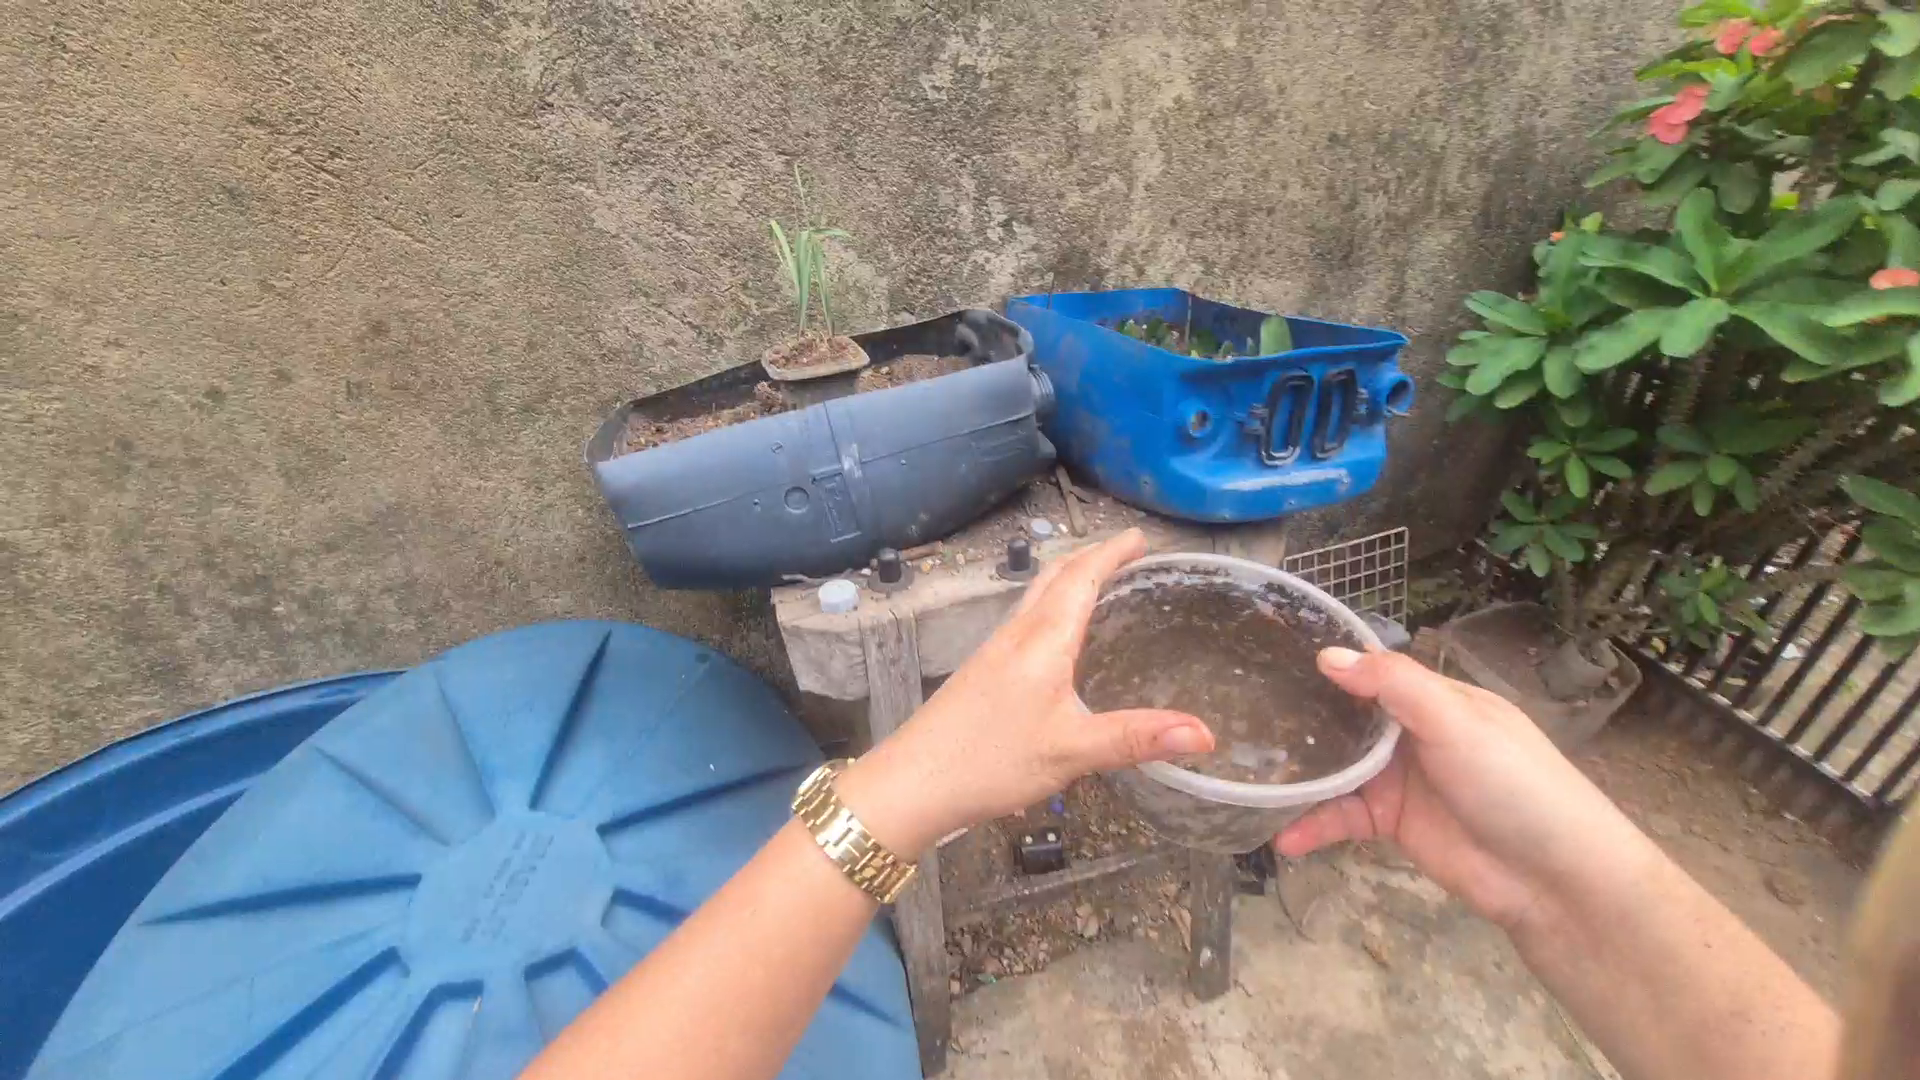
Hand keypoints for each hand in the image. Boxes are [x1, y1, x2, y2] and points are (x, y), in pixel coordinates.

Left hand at [837, 529, 1214, 854]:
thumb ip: (1137, 738)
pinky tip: (1056, 636)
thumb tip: (1206, 733)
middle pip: (1056, 576)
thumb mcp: (1072, 752)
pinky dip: (1051, 606)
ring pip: (1036, 596)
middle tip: (1128, 553)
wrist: (913, 782)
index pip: (1081, 577)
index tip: (1141, 537)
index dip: (1112, 553)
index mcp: (1043, 639)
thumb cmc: (991, 761)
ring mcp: (994, 649)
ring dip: (1069, 578)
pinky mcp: (982, 669)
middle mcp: (1017, 633)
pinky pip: (1024, 619)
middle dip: (1093, 557)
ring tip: (1099, 582)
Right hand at [1276, 649, 1650, 932]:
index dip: (1328, 661)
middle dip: (1299, 715)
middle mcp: (1409, 733)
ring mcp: (1397, 779)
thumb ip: (1393, 685)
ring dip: (1299, 773)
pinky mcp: (1389, 822)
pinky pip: (1340, 817)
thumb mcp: (1457, 722)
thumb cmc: (1515, 785)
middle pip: (1343, 716)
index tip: (1270, 653)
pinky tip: (1282, 836)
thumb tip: (1325, 655)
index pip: (1371, 670)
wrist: (1557, 884)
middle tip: (1239, 710)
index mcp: (1432, 699)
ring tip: (1251, 775)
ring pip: (1334, 766)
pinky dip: (1312, 826)